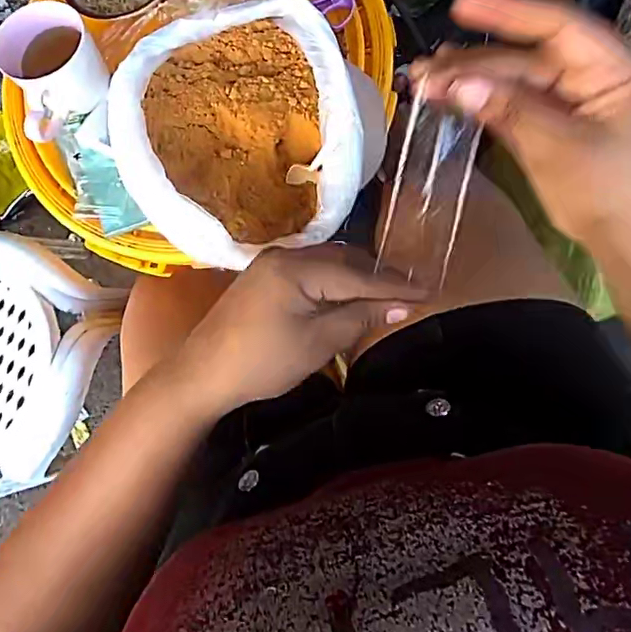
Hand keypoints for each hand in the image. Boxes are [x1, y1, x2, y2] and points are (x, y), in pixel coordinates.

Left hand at [168, 245, 426, 414]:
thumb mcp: (317, 343)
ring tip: (389, 294)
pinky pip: (312, 272)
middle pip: (345, 260)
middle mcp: (286, 256)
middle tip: (413, 292)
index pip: (358, 273)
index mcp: (297, 267)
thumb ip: (360, 318)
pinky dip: (336, 282)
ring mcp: (273, 264)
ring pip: (329, 264)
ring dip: (359, 278)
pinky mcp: (266, 278)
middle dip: (379, 276)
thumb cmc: (260, 363)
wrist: (200, 376)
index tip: (430, 288)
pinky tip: (350, 295)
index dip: (396, 283)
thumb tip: (401, 305)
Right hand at [413, 0, 630, 243]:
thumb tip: (457, 84)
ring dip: (474, 83)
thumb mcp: (563, 149)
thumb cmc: (617, 195)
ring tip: (426, 82)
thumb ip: (510, 111)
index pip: (558, 26)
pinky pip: (518, 109)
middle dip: (476, 62)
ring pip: (517, 84)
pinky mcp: (558, 132)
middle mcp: (593, 80)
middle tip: (426, 69)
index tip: (462, 6)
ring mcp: (574, 107)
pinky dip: (486, 106)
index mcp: (613, 71)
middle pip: (528, 58)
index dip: (507, 12)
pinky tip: (453, 101)